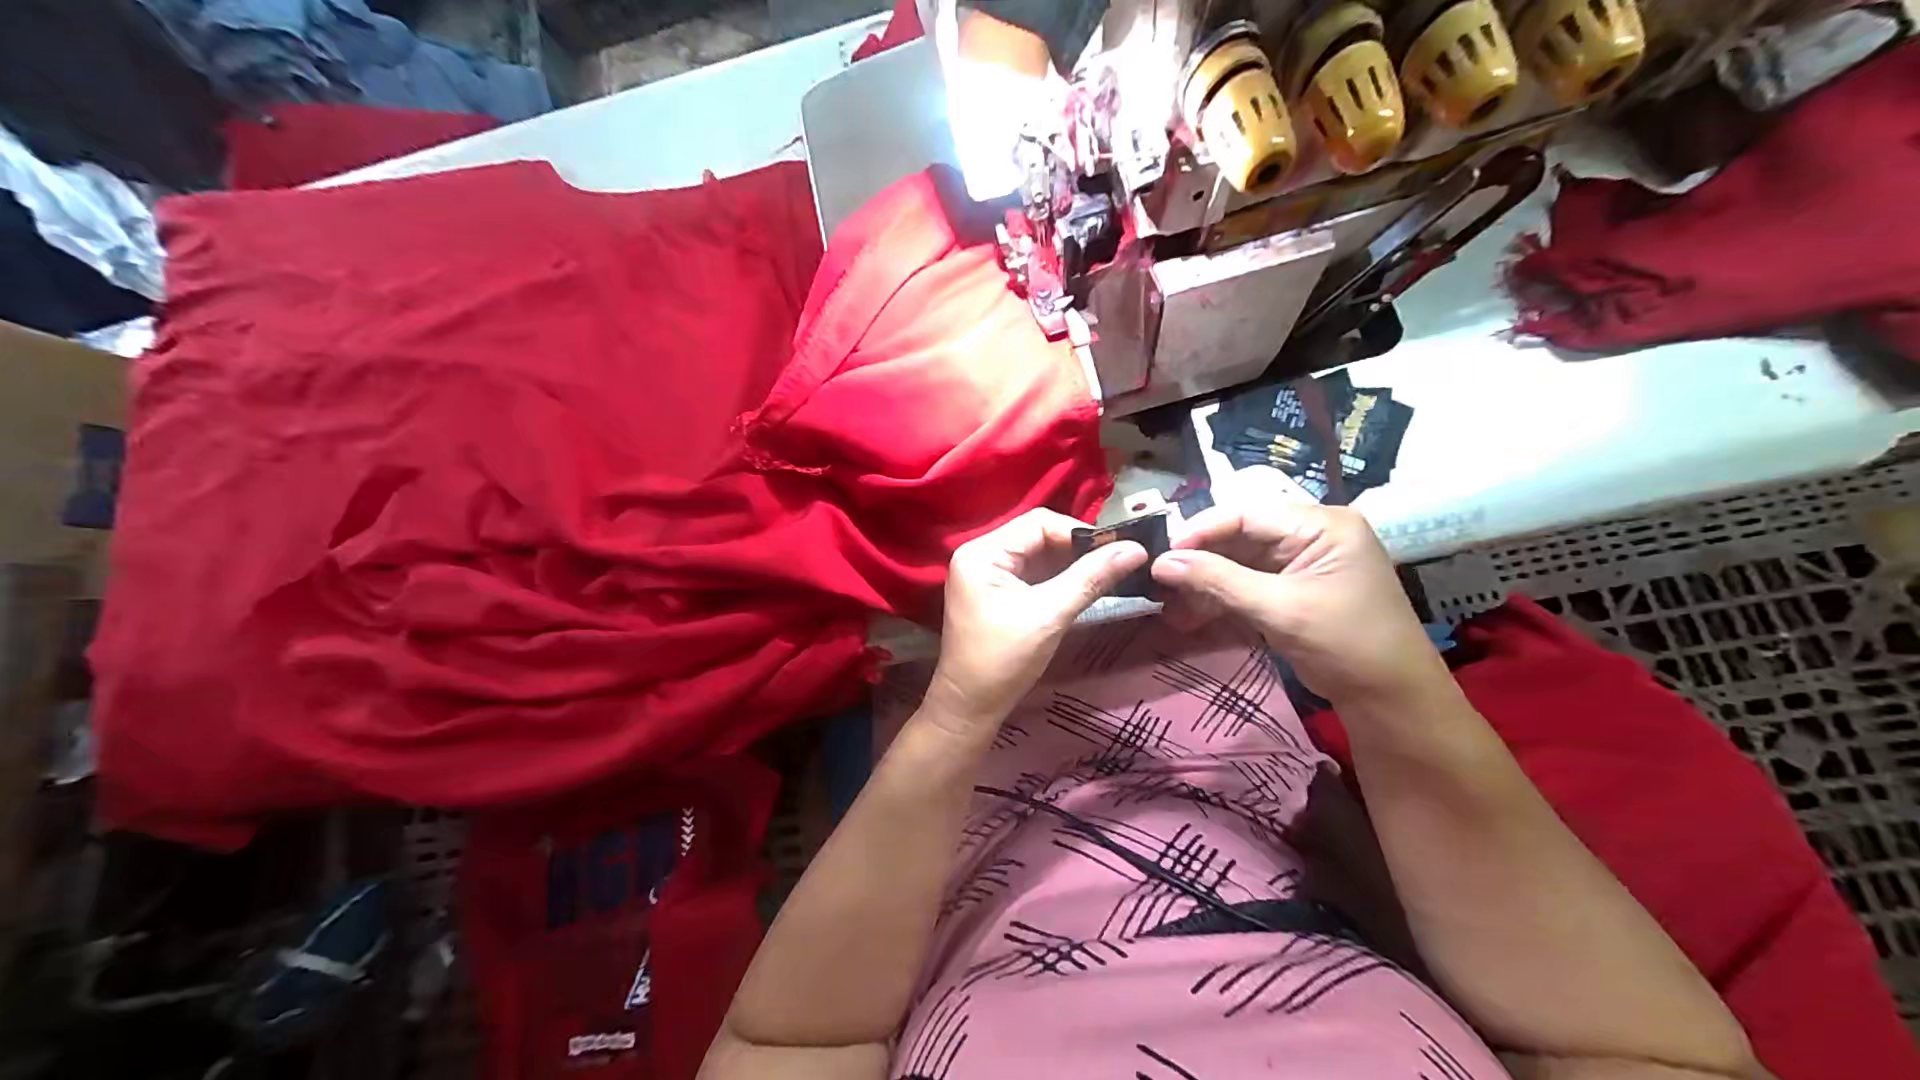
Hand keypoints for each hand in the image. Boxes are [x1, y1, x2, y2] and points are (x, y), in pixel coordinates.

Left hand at [927, 508, 1146, 728]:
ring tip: (1108, 574)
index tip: (1116, 551)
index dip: (1079, 533)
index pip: (1039, 523)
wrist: (970, 707)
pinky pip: (1034, 574)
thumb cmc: (1004, 659)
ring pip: (1039, 555)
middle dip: (1077, 549)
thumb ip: (1091, 578)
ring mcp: (988, 574)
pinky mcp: (997, 593)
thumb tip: (1136, 548)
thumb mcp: (1050, 615)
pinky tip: (1085, 587)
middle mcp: (981, 555)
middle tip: (1116, 562)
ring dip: (1071, 564)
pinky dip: (1059, 579)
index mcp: (982, 552)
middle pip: (1039, 536)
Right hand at [1149, 504, 1446, 705]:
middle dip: (1199, 562)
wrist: (1391, 701)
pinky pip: (1246, 584)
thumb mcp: (1279, 609)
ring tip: (1169, 606)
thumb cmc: (1346, 644)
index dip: (1201, 532)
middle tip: (1160, 584)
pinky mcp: (1292, 589)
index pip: (1247, 515)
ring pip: (1237, 563)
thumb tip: (1161, 563)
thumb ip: (1218, 581)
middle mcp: (1310, 535)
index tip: (1163, 554)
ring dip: (1204, 584)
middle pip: (1239, 537)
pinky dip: (1219, 599)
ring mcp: (1301, 563)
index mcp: (1321, 525)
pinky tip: (1190, 615)